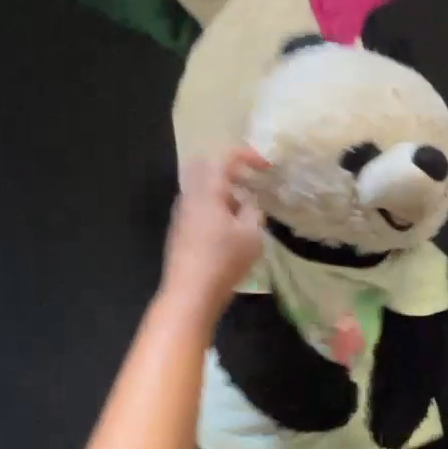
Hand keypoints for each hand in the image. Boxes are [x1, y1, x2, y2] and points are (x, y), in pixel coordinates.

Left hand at [161, 147, 266, 314]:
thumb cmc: (224, 261)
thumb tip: (250, 202)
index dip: (247, 155)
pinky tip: (230, 228)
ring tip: (244, 210)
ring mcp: (181, 213)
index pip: (224, 157)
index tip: (267, 166)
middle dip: (229, 168)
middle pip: (205, 166)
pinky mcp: (180, 230)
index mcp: (208, 191)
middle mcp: (190, 196)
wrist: (190, 293)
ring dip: (223, 190)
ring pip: (201, 186)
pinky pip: (198, 205)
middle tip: (250, 180)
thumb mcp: (251, 235)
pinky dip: (215, 205)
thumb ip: (253, 211)